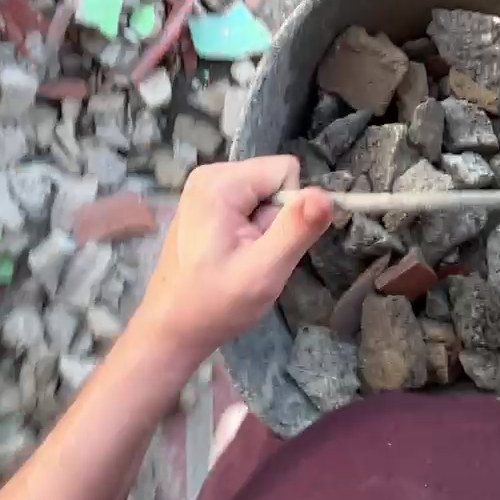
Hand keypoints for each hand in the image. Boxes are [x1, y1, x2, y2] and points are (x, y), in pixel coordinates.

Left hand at [131, 158, 333, 365]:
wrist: (171, 329)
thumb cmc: (215, 305)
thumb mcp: (264, 272)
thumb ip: (297, 230)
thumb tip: (327, 195)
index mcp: (220, 182)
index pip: (286, 170)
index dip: (289, 210)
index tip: (267, 243)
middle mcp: (210, 173)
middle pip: (274, 180)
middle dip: (275, 219)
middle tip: (254, 254)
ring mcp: (205, 187)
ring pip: (265, 193)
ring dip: (265, 227)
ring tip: (243, 256)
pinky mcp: (206, 201)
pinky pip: (250, 203)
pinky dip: (251, 229)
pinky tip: (233, 253)